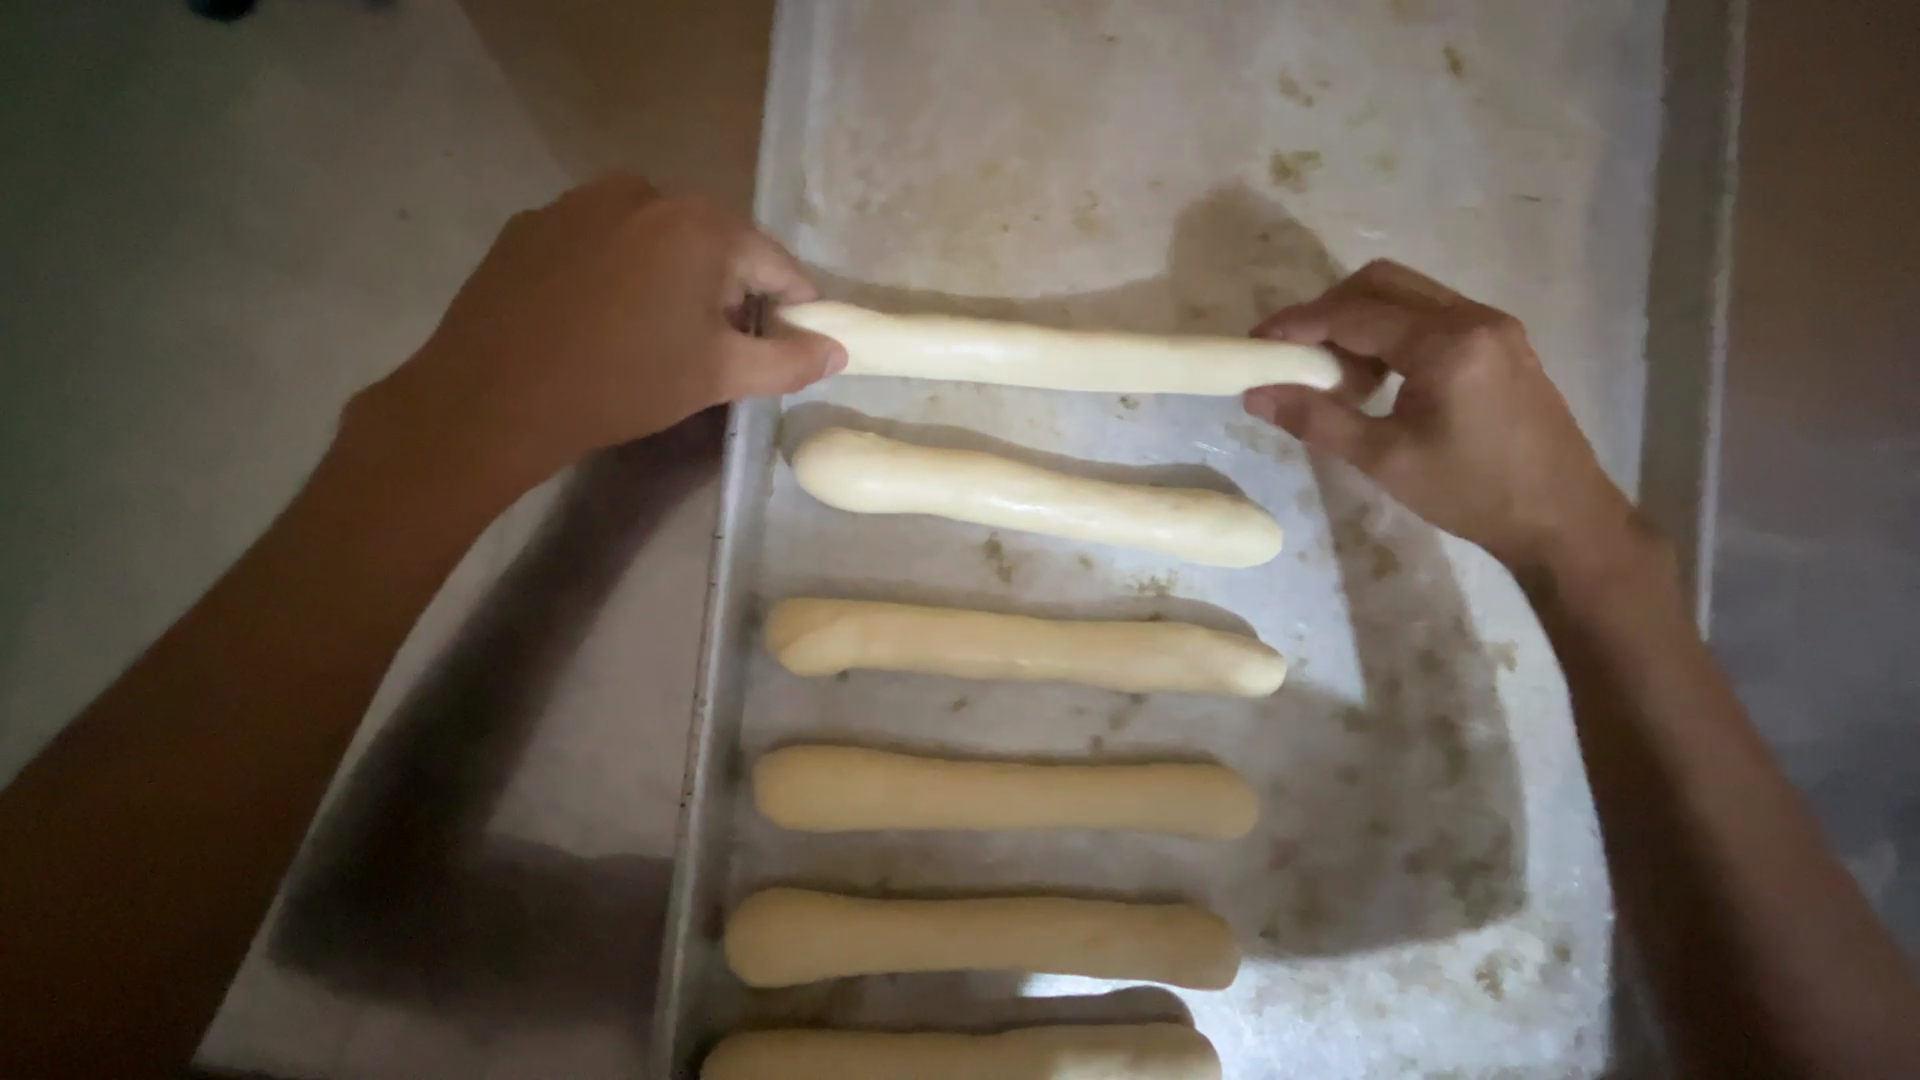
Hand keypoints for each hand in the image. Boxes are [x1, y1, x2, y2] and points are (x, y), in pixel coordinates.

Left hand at [347, 175, 843, 492]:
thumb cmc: (624, 384)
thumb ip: (789, 361)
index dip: (793, 307)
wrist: (493, 397)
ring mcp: (582, 201)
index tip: (792, 343)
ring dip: (676, 281)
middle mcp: (645, 192)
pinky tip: (605, 321)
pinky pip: (606, 243)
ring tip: (660, 336)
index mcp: (701, 225)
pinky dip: (623, 274)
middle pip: (717, 245)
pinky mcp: (536, 222)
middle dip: (731, 293)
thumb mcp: (719, 378)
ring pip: (659, 241)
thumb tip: (838, 352)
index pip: (775, 263)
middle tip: (721, 349)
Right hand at [1243, 259, 1635, 569]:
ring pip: (1407, 294)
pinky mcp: (1499, 342)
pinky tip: (1375, 377)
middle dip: (1326, 310)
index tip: (1256, 342)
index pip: (1355, 313)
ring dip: (1358, 320)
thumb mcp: (1382, 459)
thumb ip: (1315, 419)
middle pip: (1381, 282)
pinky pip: (1429, 314)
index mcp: (1447, 343)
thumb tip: (1254, 394)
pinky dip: (1388, 331)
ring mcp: (1492, 326)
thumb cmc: (1470, 492)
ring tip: (1331, 373)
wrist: (1561, 517)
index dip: (1298, 323)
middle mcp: (1473, 317)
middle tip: (1290, 353)